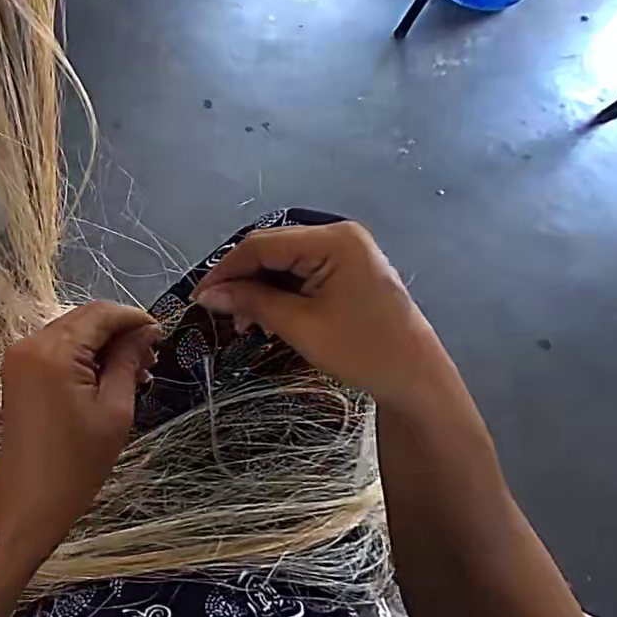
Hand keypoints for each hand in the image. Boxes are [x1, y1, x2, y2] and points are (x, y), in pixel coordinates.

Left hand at [0, 303, 160, 561]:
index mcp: (53, 350)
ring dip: (100, 345)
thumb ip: (127, 362)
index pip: (100, 314)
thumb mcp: (114, 409)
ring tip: (134, 373)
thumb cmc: (77, 461)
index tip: (162, 334)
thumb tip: (145, 332)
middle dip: (118, 332)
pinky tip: (105, 377)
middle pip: (82, 319)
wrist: (28, 498)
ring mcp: (18, 357)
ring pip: (69, 332)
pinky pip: (54, 349)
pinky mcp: (16, 372)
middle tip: (150, 360)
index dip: (134, 319)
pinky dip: (80, 356)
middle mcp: (29, 343)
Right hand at [191, 222, 455, 410]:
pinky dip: (274, 291)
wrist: (416, 380)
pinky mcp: (344, 269)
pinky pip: (296, 271)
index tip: (199, 297)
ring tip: (241, 320)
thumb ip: (250, 302)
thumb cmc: (362, 351)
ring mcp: (343, 251)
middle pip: (269, 249)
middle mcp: (338, 236)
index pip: (260, 245)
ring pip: (279, 261)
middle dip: (239, 279)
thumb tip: (206, 295)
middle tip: (216, 309)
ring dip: (255, 287)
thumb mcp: (299, 325)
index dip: (224, 270)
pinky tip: (263, 314)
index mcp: (333, 241)